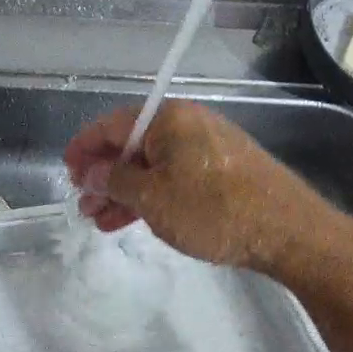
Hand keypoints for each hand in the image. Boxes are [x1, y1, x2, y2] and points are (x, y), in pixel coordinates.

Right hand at [63, 100, 328, 270]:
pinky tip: (135, 220)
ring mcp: (206, 150)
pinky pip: (173, 179)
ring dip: (124, 193)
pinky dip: (151, 197)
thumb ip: (114, 181)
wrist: (286, 231)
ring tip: (102, 222)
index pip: (113, 124)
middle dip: (103, 177)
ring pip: (152, 168)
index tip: (66, 171)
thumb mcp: (152, 198)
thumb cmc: (212, 210)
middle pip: (132, 146)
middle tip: (83, 206)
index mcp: (169, 119)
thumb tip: (89, 172)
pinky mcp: (221, 173)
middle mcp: (187, 126)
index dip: (84, 147)